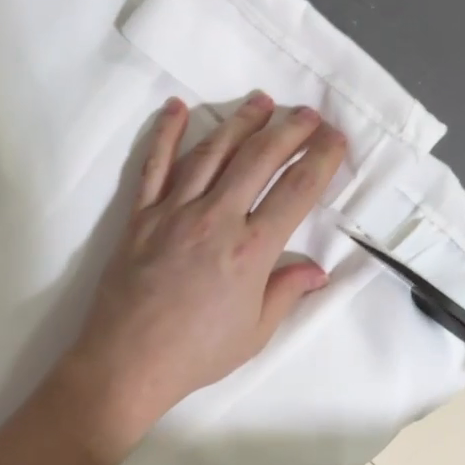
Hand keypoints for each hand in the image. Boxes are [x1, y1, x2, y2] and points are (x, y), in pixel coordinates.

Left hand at [60, 92, 346, 451]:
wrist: (128, 362)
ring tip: (262, 102)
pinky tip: (177, 109)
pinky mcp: (140, 216)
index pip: (297, 190)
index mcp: (252, 250)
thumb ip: (286, 294)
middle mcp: (216, 219)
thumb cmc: (196, 355)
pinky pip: (154, 165)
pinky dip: (166, 133)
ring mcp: (174, 212)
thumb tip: (316, 271)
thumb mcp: (254, 334)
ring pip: (212, 152)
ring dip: (240, 122)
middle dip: (289, 129)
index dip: (322, 159)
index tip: (336, 140)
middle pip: (259, 158)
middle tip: (307, 114)